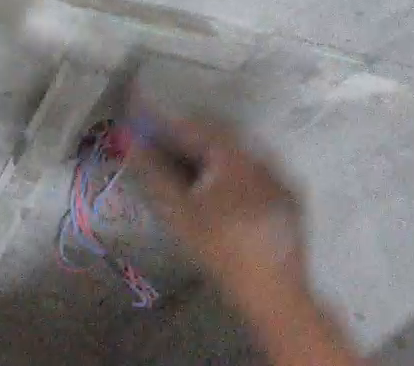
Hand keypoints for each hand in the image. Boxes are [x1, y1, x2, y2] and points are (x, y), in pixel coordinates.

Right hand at [132, 114, 307, 305]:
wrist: (276, 299)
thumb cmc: (221, 249)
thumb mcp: (178, 210)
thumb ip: (151, 168)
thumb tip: (126, 136)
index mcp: (236, 159)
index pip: (191, 126)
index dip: (160, 120)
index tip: (135, 116)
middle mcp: (262, 161)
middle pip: (214, 135)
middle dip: (181, 135)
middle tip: (153, 141)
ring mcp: (279, 181)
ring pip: (232, 153)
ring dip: (202, 151)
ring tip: (177, 162)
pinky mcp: (287, 201)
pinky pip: (249, 170)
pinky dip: (223, 167)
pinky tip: (208, 185)